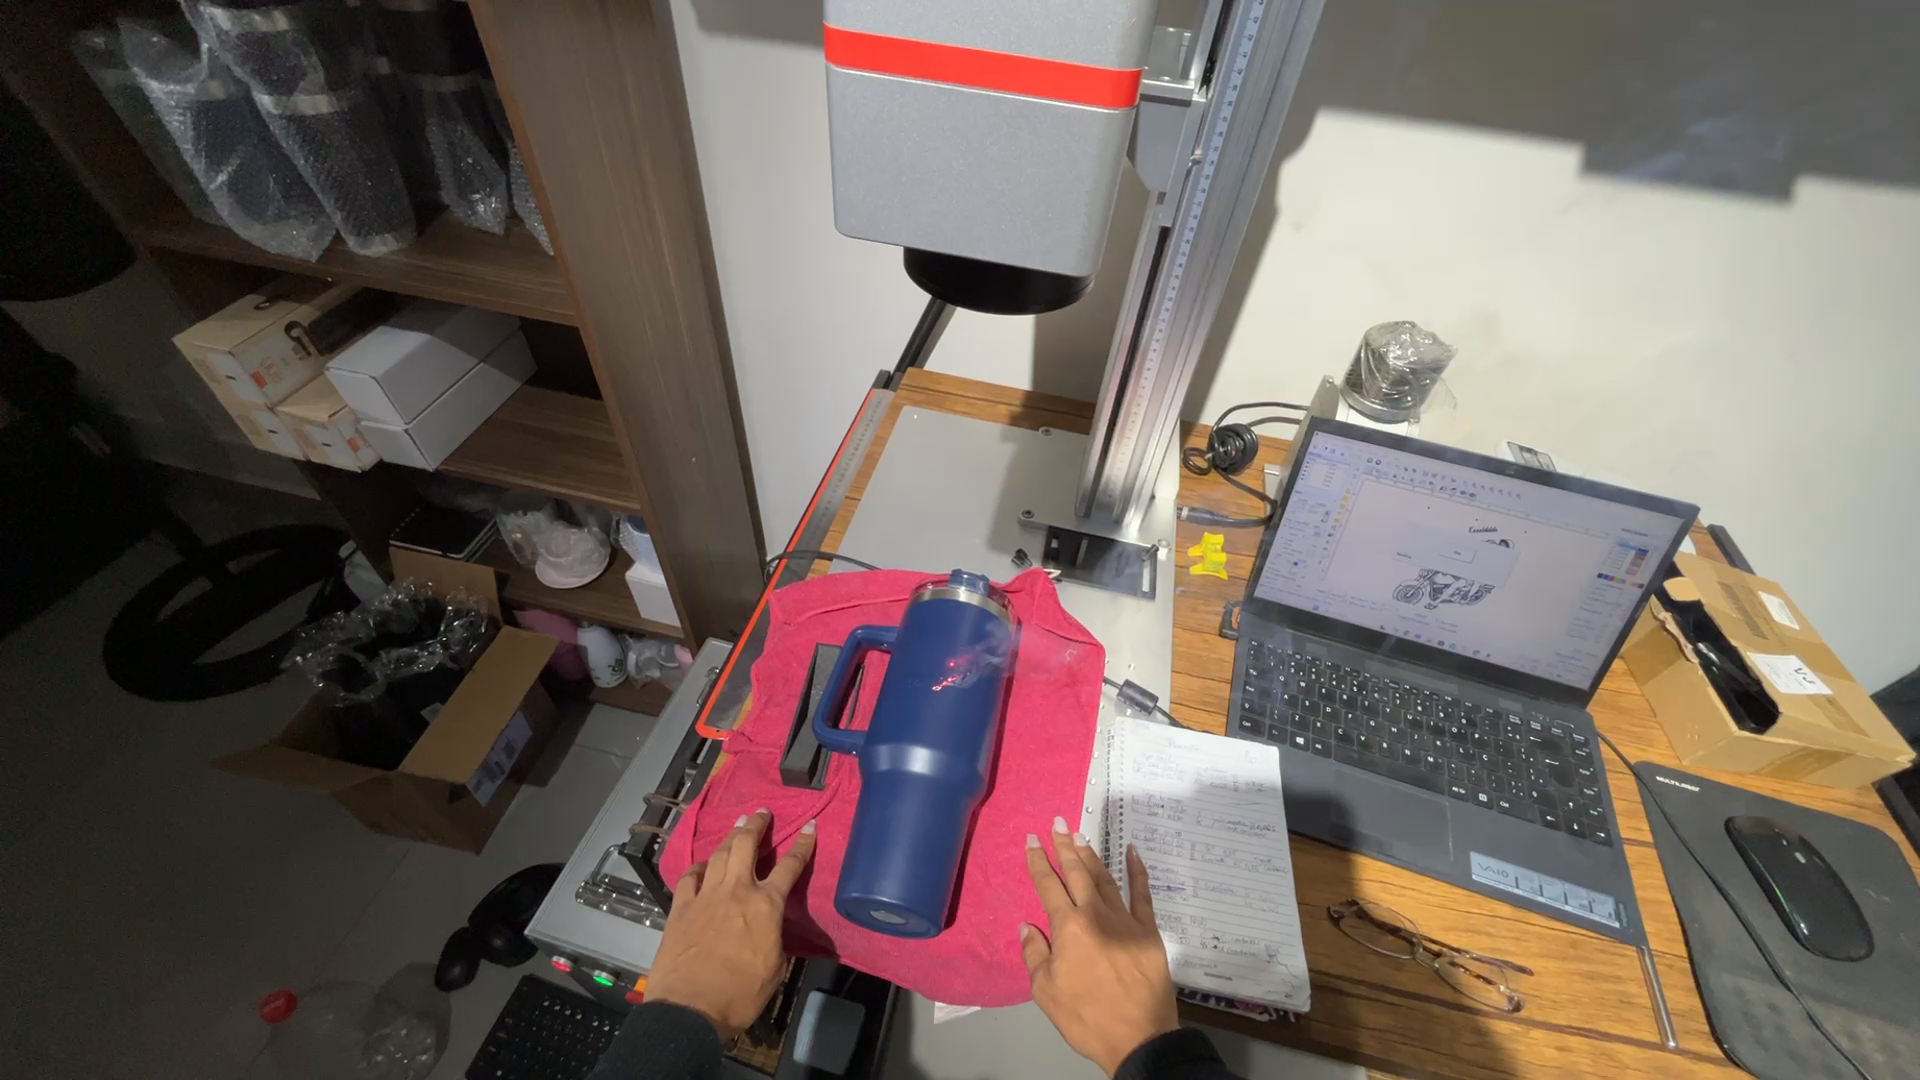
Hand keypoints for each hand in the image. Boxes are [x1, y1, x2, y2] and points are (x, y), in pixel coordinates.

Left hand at [647, 809, 815, 1038]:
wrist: (689, 1010)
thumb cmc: (739, 995)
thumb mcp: (775, 968)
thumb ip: (776, 938)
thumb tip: (774, 927)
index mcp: (766, 905)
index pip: (790, 865)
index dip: (803, 844)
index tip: (809, 826)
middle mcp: (737, 890)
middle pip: (746, 845)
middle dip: (757, 824)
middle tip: (762, 812)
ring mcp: (706, 896)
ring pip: (719, 854)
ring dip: (730, 836)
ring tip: (737, 824)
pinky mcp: (681, 908)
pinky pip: (689, 877)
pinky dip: (698, 866)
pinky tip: (702, 864)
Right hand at [1021, 817, 1179, 1076]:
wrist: (1140, 1039)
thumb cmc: (1087, 1017)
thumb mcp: (1046, 992)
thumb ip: (1034, 955)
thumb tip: (1027, 926)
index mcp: (1068, 927)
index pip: (1048, 885)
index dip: (1038, 861)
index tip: (1032, 839)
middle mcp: (1095, 913)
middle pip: (1076, 871)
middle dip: (1064, 846)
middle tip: (1058, 822)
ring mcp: (1124, 918)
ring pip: (1104, 877)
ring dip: (1091, 854)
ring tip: (1081, 836)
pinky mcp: (1147, 929)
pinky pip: (1142, 893)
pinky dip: (1137, 870)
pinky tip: (1132, 852)